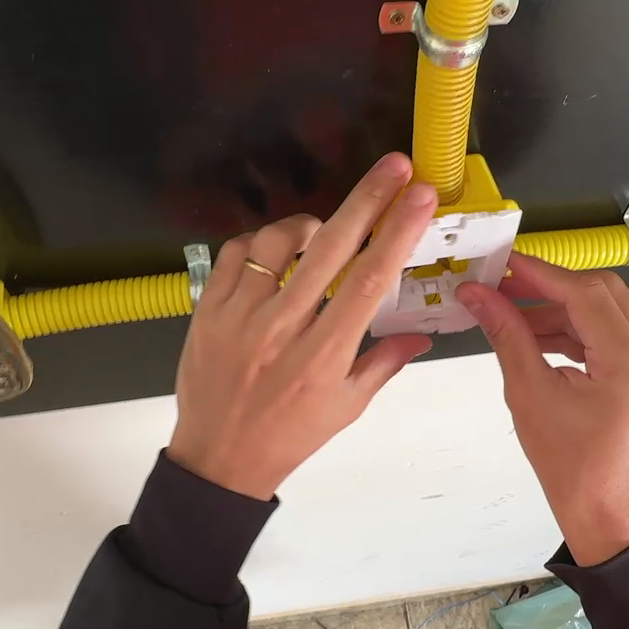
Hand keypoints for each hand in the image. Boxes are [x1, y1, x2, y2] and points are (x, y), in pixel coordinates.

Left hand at [168, 153, 437, 499]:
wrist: (219, 461)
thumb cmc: (288, 437)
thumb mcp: (345, 407)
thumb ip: (384, 363)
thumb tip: (422, 334)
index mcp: (323, 357)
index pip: (368, 281)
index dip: (397, 233)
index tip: (419, 198)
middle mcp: (282, 331)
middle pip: (329, 248)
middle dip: (368, 199)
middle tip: (393, 167)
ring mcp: (238, 318)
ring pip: (277, 242)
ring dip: (308, 223)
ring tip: (322, 229)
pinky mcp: (207, 312)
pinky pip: (235, 255)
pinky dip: (260, 241)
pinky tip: (276, 251)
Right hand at [456, 253, 628, 565]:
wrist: (602, 506)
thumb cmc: (565, 462)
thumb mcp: (528, 393)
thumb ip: (506, 333)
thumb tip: (476, 294)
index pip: (586, 295)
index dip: (540, 274)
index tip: (504, 264)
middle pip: (603, 293)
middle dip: (550, 286)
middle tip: (504, 286)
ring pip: (608, 308)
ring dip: (561, 307)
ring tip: (513, 314)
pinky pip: (614, 331)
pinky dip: (577, 328)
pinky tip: (538, 334)